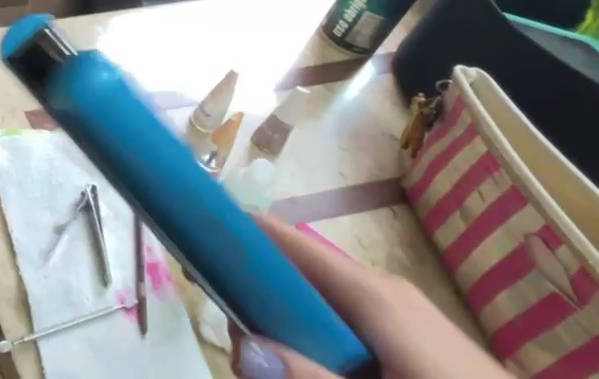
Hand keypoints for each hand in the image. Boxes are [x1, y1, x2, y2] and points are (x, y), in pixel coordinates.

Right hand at [232, 215, 507, 378]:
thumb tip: (240, 346)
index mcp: (371, 292)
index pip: (280, 237)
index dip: (228, 234)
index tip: (187, 252)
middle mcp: (379, 290)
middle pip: (289, 277)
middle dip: (255, 311)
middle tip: (244, 360)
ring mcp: (397, 316)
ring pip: (313, 310)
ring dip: (286, 340)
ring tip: (279, 376)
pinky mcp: (410, 343)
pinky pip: (342, 331)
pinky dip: (317, 351)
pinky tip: (317, 376)